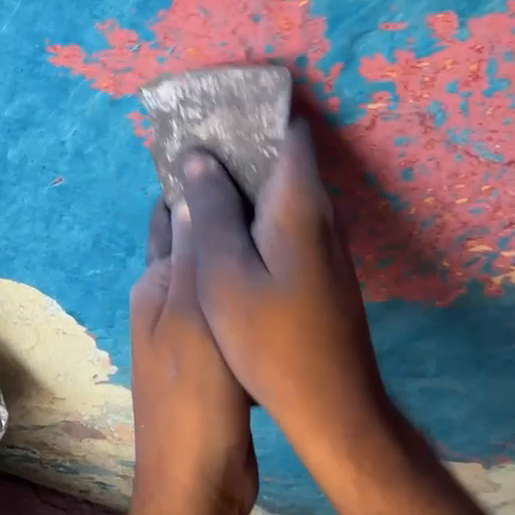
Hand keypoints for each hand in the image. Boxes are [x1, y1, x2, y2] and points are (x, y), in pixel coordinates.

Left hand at [128, 198, 257, 514]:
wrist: (195, 477)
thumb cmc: (195, 394)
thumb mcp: (194, 316)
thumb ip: (192, 256)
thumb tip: (187, 191)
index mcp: (155, 284)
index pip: (174, 219)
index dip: (196, 188)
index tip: (232, 155)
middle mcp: (162, 300)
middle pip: (192, 244)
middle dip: (216, 213)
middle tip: (265, 180)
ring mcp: (185, 332)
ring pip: (213, 277)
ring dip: (235, 252)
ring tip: (281, 222)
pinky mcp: (210, 359)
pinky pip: (229, 310)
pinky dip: (246, 291)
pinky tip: (279, 286)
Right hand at [176, 120, 389, 458]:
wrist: (331, 404)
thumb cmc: (271, 338)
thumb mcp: (224, 272)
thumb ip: (210, 210)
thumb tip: (196, 157)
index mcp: (298, 203)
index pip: (285, 130)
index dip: (249, 113)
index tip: (208, 110)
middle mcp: (320, 212)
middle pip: (280, 156)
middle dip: (234, 144)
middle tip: (183, 146)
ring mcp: (323, 240)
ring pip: (278, 188)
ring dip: (239, 180)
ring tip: (189, 179)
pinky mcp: (317, 264)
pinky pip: (280, 216)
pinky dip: (249, 209)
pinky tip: (216, 225)